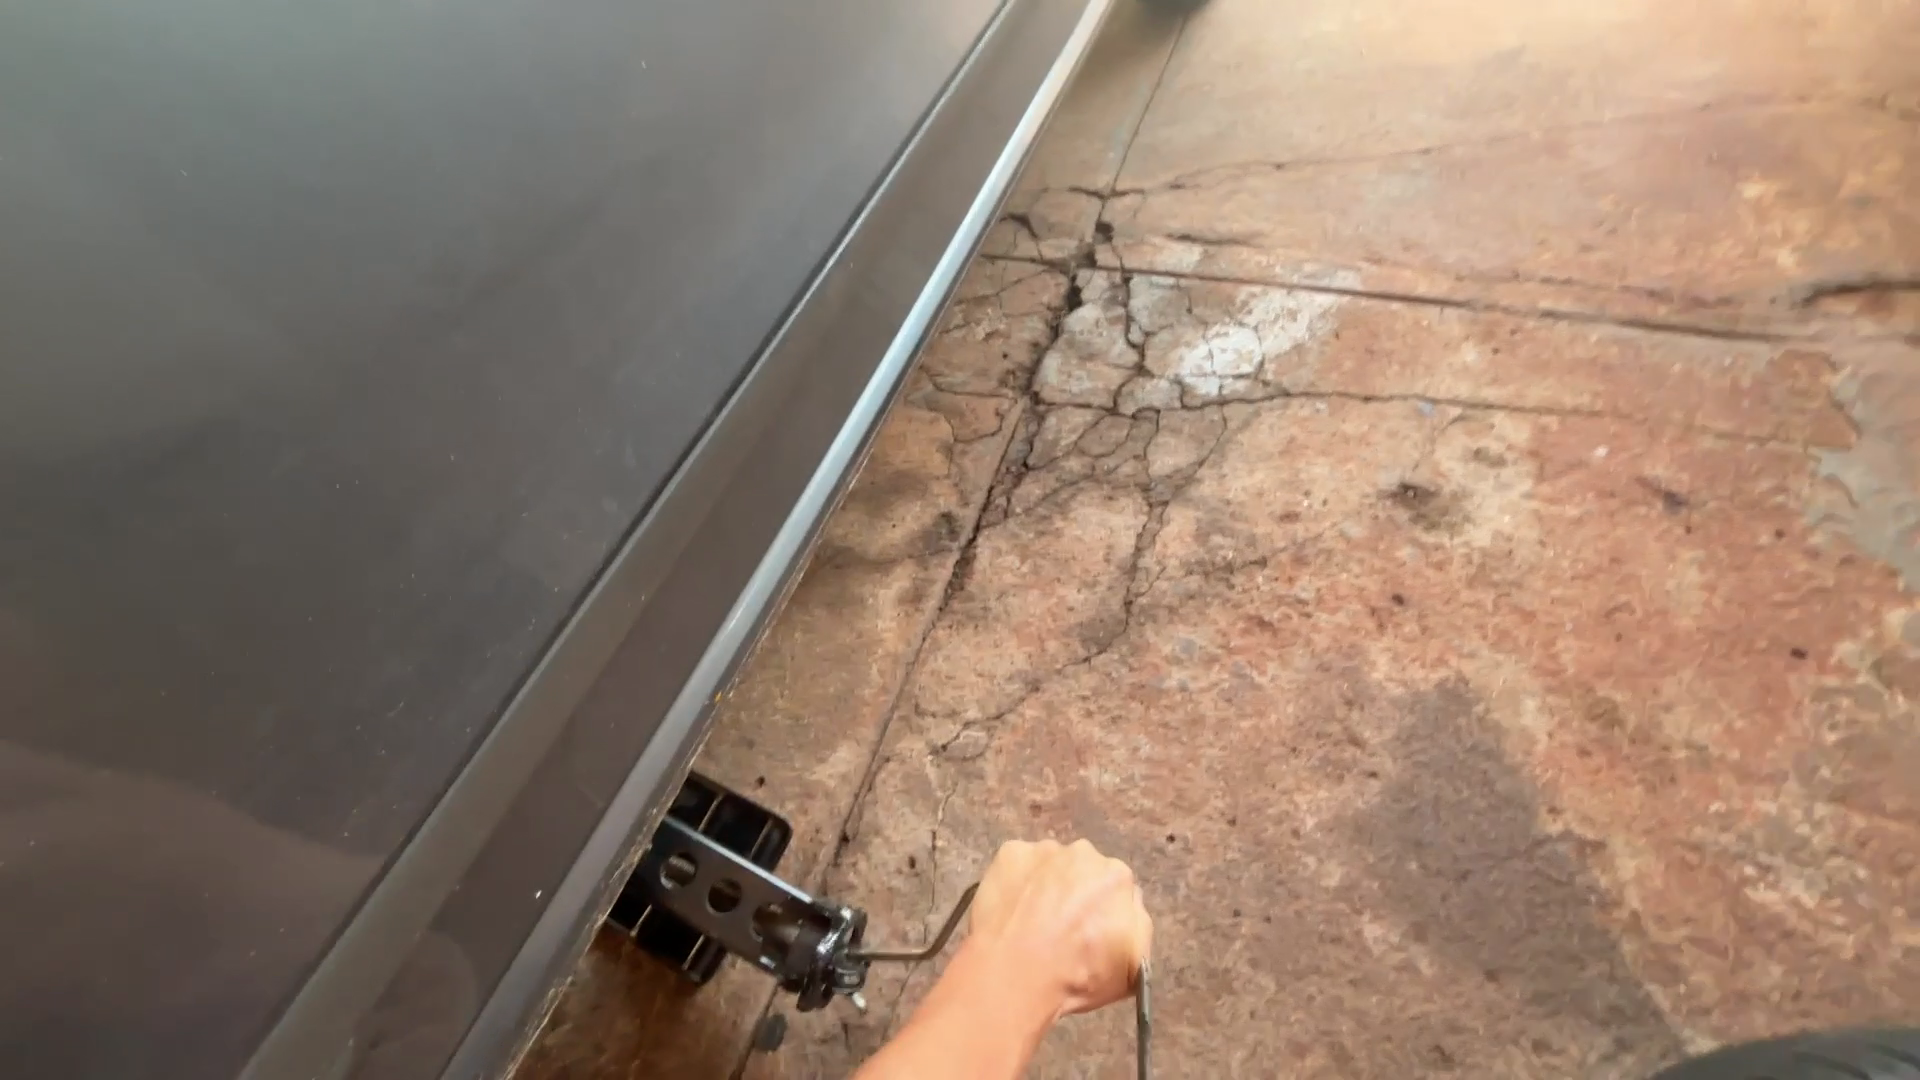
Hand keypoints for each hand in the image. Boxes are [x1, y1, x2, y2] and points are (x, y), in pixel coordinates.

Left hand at [967, 838, 1151, 1017]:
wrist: (1016, 973)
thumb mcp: (1135, 966)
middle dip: (1075, 891)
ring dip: (1046, 885)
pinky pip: (1020, 864)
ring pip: (1051, 864)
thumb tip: (1128, 903)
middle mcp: (1083, 852)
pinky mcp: (1010, 852)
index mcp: (1117, 876)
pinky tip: (1011, 909)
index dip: (1103, 910)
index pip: (1115, 886)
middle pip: (1083, 869)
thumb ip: (1139, 924)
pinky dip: (1017, 881)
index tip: (1090, 931)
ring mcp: (1043, 849)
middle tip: (1061, 926)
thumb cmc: (1079, 975)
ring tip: (1031, 920)